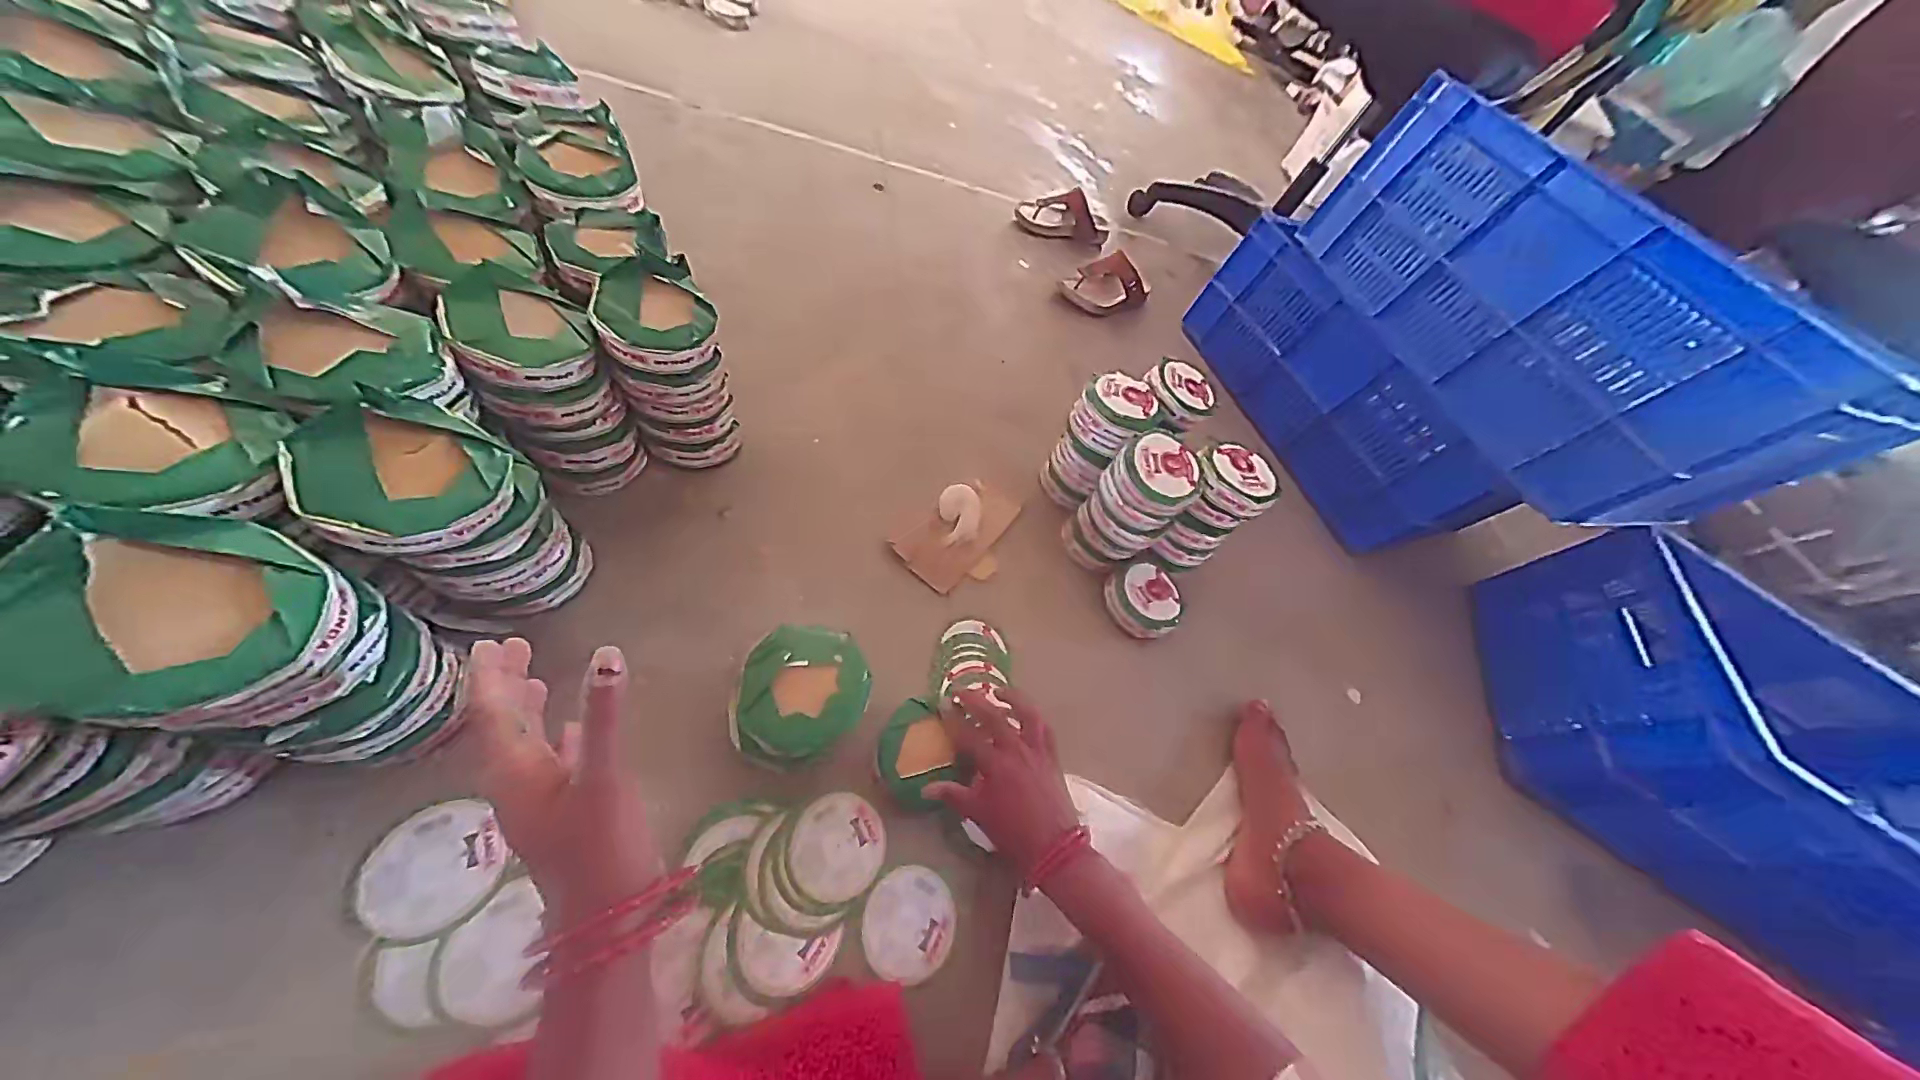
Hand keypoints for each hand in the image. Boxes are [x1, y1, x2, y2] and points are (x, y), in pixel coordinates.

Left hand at [462, 639, 661, 923]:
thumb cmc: (599, 841)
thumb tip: (607, 653)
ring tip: (533, 679)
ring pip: (521, 744)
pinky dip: (552, 736)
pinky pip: (547, 761)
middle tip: (512, 647)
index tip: (488, 645)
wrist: (607, 910)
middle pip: (500, 726)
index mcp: (514, 770)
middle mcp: (516, 781)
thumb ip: (603, 714)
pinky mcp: (561, 809)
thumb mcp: (603, 774)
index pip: (490, 714)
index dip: (488, 678)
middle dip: (503, 687)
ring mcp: (538, 798)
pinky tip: (566, 728)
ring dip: (524, 709)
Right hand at [925, 686, 1080, 878]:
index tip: (942, 707)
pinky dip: (1034, 716)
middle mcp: (1016, 751)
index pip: (968, 736)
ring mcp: (1037, 751)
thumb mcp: (979, 814)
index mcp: (995, 765)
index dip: (953, 720)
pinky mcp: (1052, 756)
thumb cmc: (1013, 833)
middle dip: (975, 701)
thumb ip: (954, 795)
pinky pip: (1044, 728)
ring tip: (999, 690)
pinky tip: (1026, 713)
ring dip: (1012, 698)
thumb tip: (926, 788)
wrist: (1054, 847)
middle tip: (961, 692)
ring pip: (1026, 714)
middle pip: (994, 717)